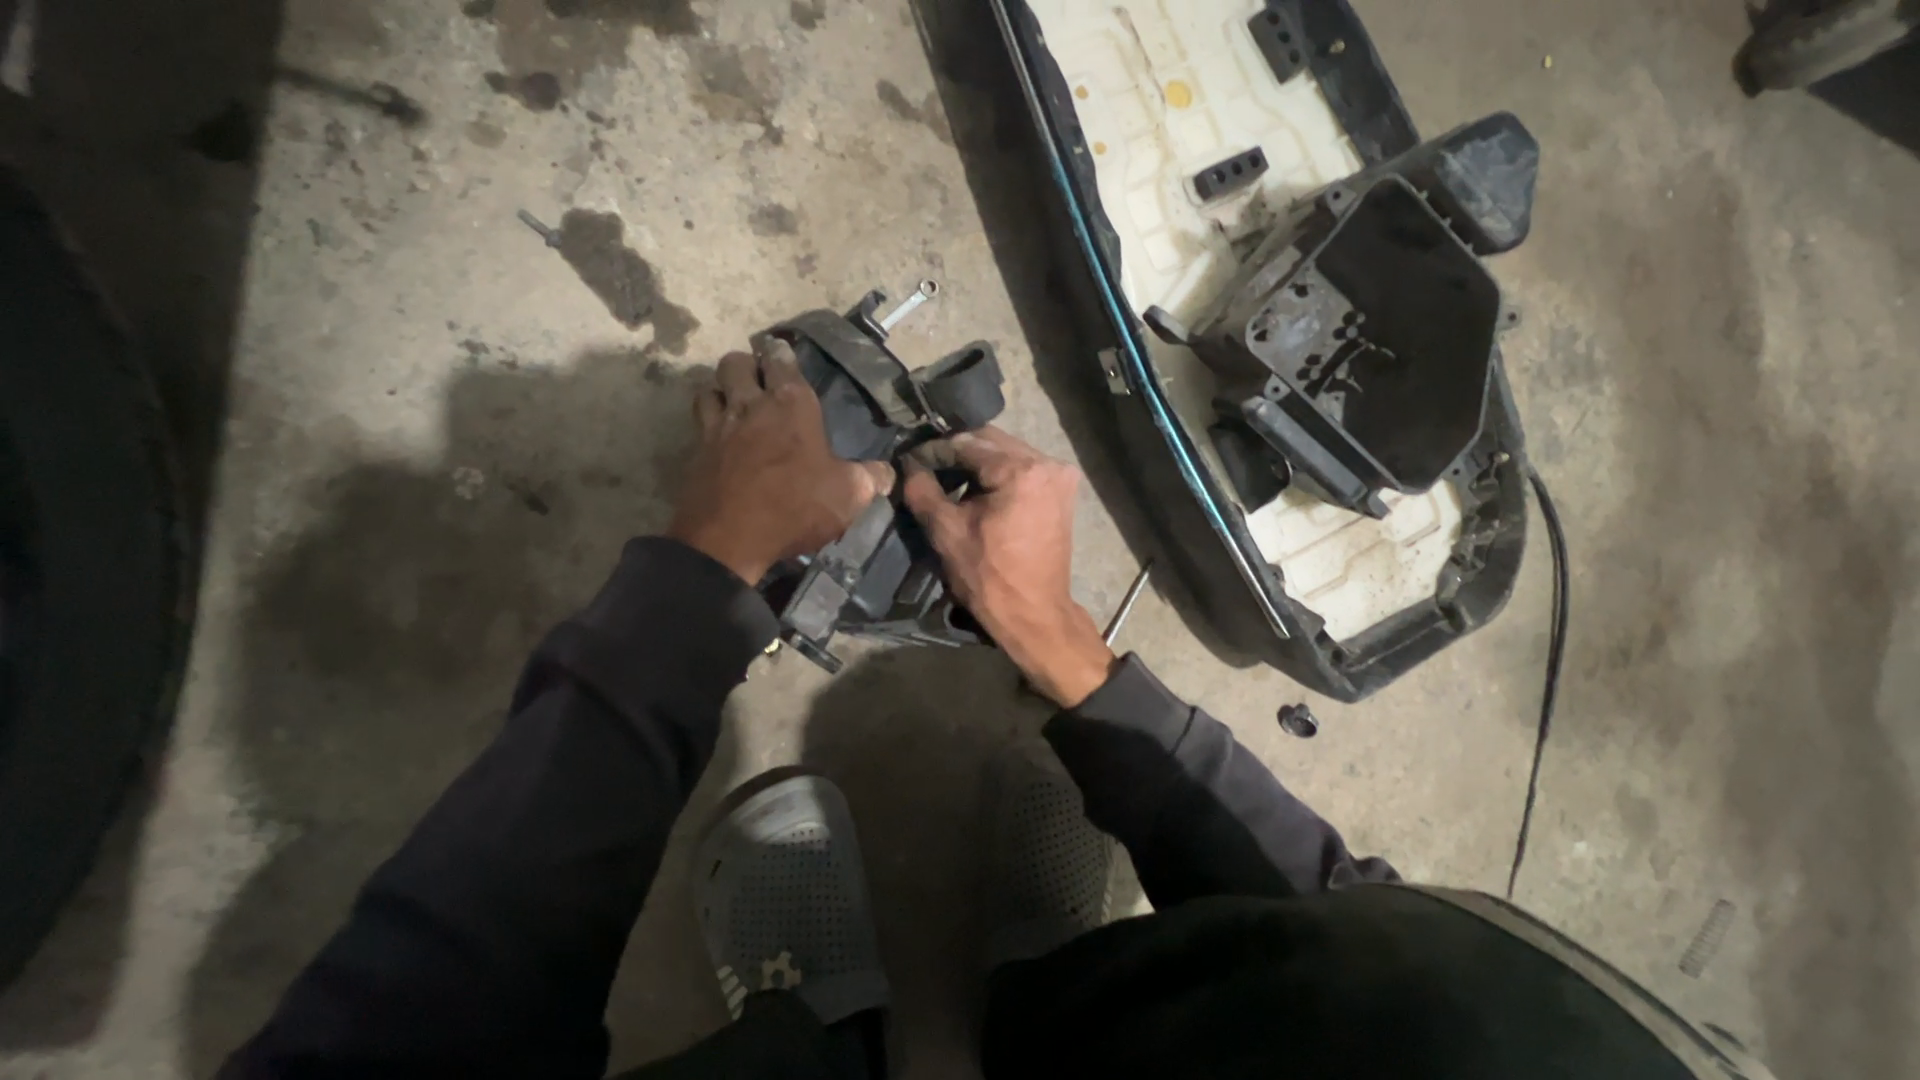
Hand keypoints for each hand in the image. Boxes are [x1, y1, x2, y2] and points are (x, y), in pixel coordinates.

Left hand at [670, 337, 893, 584]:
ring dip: (721, 391)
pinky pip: (698, 424)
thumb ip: (871, 478)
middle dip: (746, 365)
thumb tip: (888, 472)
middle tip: (757, 380)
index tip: (782, 355)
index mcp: (791, 404)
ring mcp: (718, 427)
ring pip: (710, 388)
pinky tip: (718, 439)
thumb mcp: (848, 496)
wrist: (729, 539)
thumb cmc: (795, 507)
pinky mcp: (695, 453)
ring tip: (733, 404)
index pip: (782, 360)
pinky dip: (707, 424)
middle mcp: (750, 405)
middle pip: (736, 363)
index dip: (781, 354)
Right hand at [902, 427, 1115, 706]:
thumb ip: (923, 490)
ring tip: (948, 480)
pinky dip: (998, 475)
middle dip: (958, 453)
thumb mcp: (947, 532)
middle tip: (927, 468)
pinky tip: (976, 491)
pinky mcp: (1062, 491)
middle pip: (991, 443)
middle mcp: (1048, 463)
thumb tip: (908, 464)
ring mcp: (1060, 476)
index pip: (968, 443)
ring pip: (1007, 454)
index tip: (911, 460)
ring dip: (978, 463)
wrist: (1034, 614)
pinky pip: (1023, 469)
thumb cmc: (989, 577)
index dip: (935, 451)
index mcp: (1022, 470)